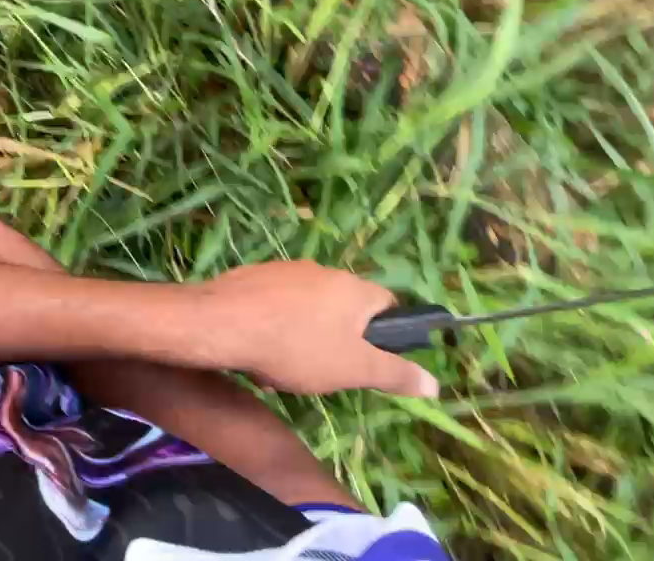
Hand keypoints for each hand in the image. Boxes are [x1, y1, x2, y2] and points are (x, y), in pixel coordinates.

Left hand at [196, 260, 438, 397]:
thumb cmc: (295, 346)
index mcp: (350, 286)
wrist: (218, 323)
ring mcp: (279, 271)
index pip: (386, 304)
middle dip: (336, 345)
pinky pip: (272, 310)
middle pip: (341, 311)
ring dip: (300, 345)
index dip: (388, 333)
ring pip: (304, 314)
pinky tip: (256, 358)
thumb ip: (396, 373)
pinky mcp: (248, 279)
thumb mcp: (355, 368)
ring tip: (281, 373)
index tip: (377, 359)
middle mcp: (317, 270)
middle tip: (323, 373)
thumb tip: (435, 382)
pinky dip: (271, 332)